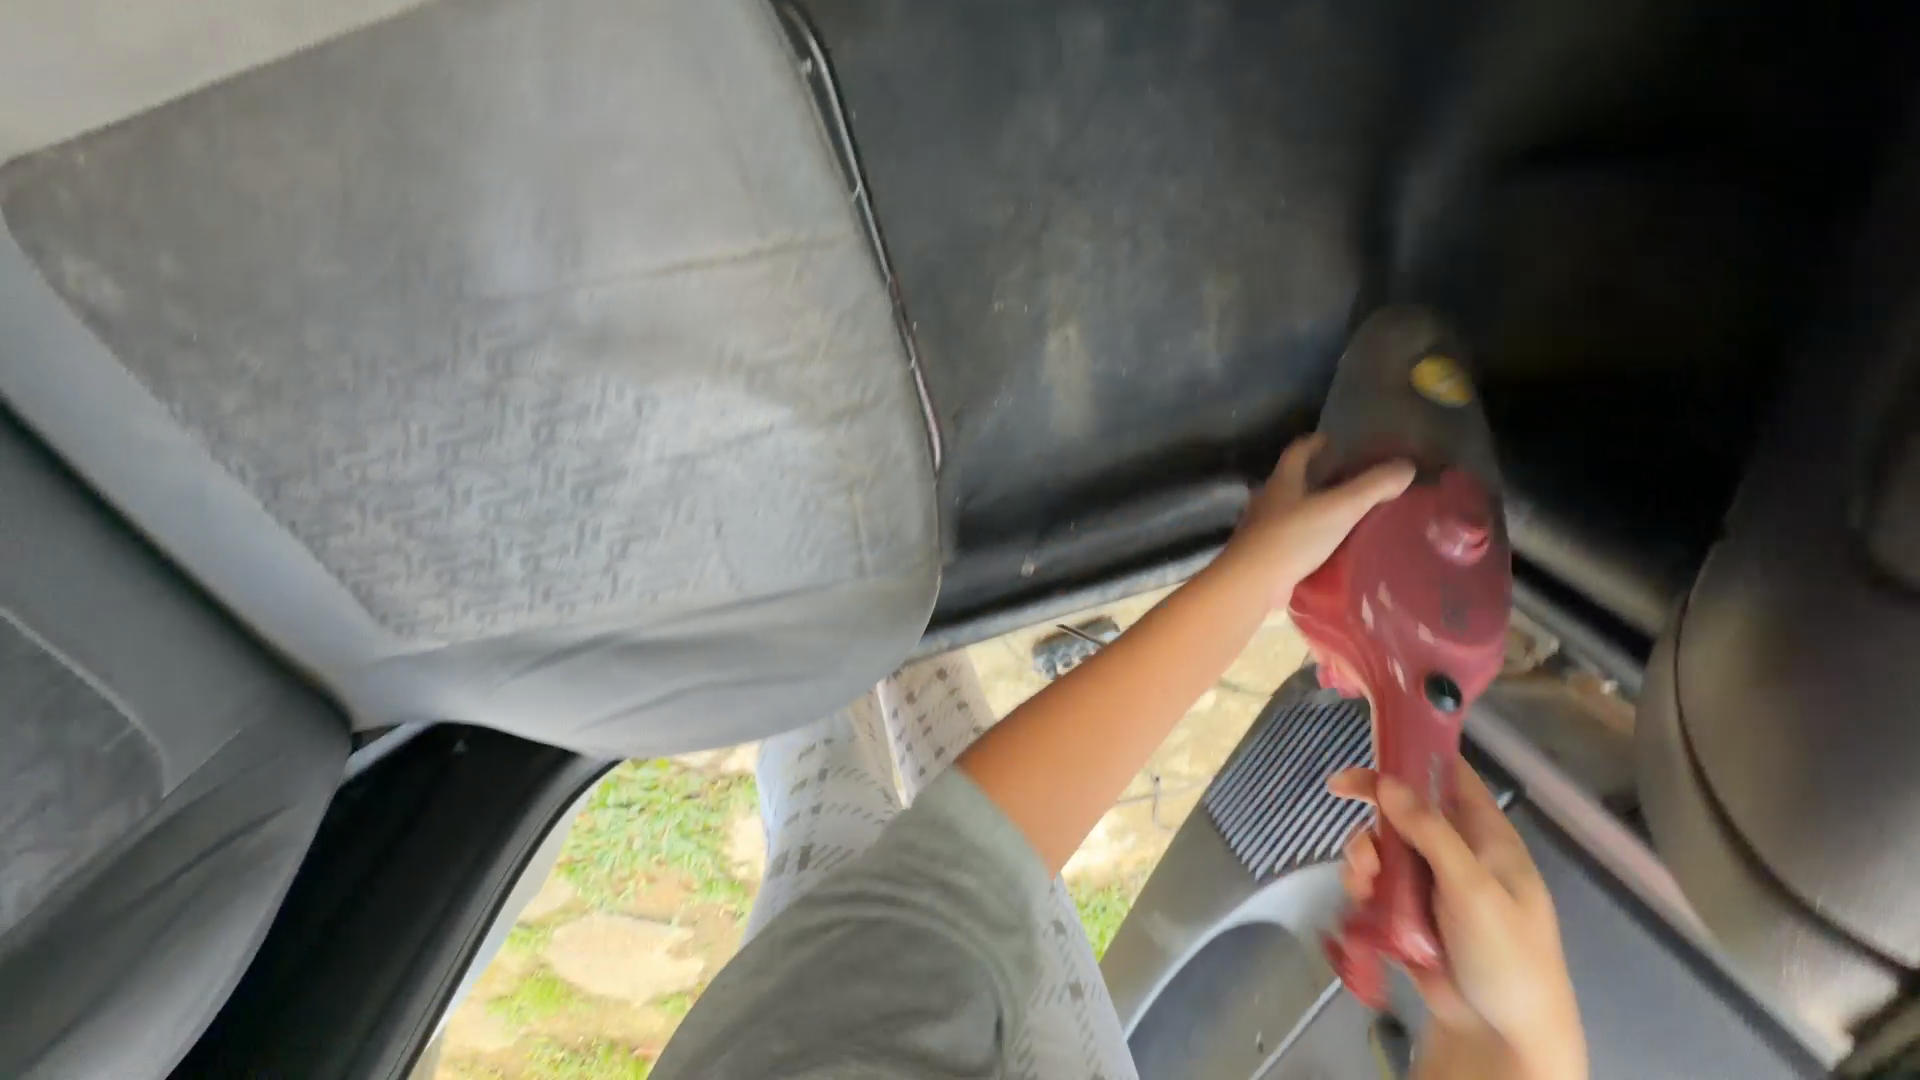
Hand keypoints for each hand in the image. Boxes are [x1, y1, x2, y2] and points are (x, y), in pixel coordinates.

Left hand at [1223, 435, 1414, 606]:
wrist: (1252, 582)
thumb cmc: (1293, 537)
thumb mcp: (1340, 507)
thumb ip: (1373, 486)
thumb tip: (1405, 466)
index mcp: (1281, 481)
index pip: (1298, 451)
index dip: (1316, 442)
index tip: (1334, 440)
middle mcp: (1267, 500)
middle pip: (1294, 480)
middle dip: (1320, 476)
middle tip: (1352, 478)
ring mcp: (1262, 528)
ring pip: (1293, 510)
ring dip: (1316, 508)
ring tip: (1347, 512)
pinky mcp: (1266, 554)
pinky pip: (1292, 538)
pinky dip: (1311, 536)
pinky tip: (1330, 545)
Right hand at [1330, 761, 1586, 1079]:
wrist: (1498, 1033)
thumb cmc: (1505, 955)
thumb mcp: (1474, 889)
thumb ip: (1432, 833)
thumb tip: (1388, 781)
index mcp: (1487, 839)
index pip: (1452, 778)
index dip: (1417, 755)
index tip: (1376, 743)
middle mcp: (1456, 853)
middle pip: (1404, 808)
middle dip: (1374, 808)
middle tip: (1337, 789)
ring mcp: (1430, 883)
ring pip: (1382, 844)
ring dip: (1364, 854)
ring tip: (1364, 879)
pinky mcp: (1406, 910)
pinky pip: (1374, 881)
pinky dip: (1362, 884)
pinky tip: (1362, 899)